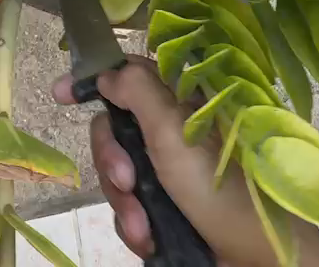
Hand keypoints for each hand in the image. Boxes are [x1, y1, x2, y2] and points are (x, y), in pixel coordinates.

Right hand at [54, 60, 318, 266]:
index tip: (60, 94)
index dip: (94, 79)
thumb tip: (107, 71)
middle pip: (113, 127)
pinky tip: (148, 238)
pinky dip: (134, 223)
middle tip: (127, 180)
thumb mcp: (173, 128)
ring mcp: (168, 168)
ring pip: (118, 171)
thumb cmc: (217, 184)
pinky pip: (129, 205)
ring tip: (143, 226)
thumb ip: (136, 89)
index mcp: (177, 98)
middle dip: (111, 160)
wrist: (257, 258)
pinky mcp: (167, 204)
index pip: (127, 73)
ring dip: (124, 201)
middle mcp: (170, 127)